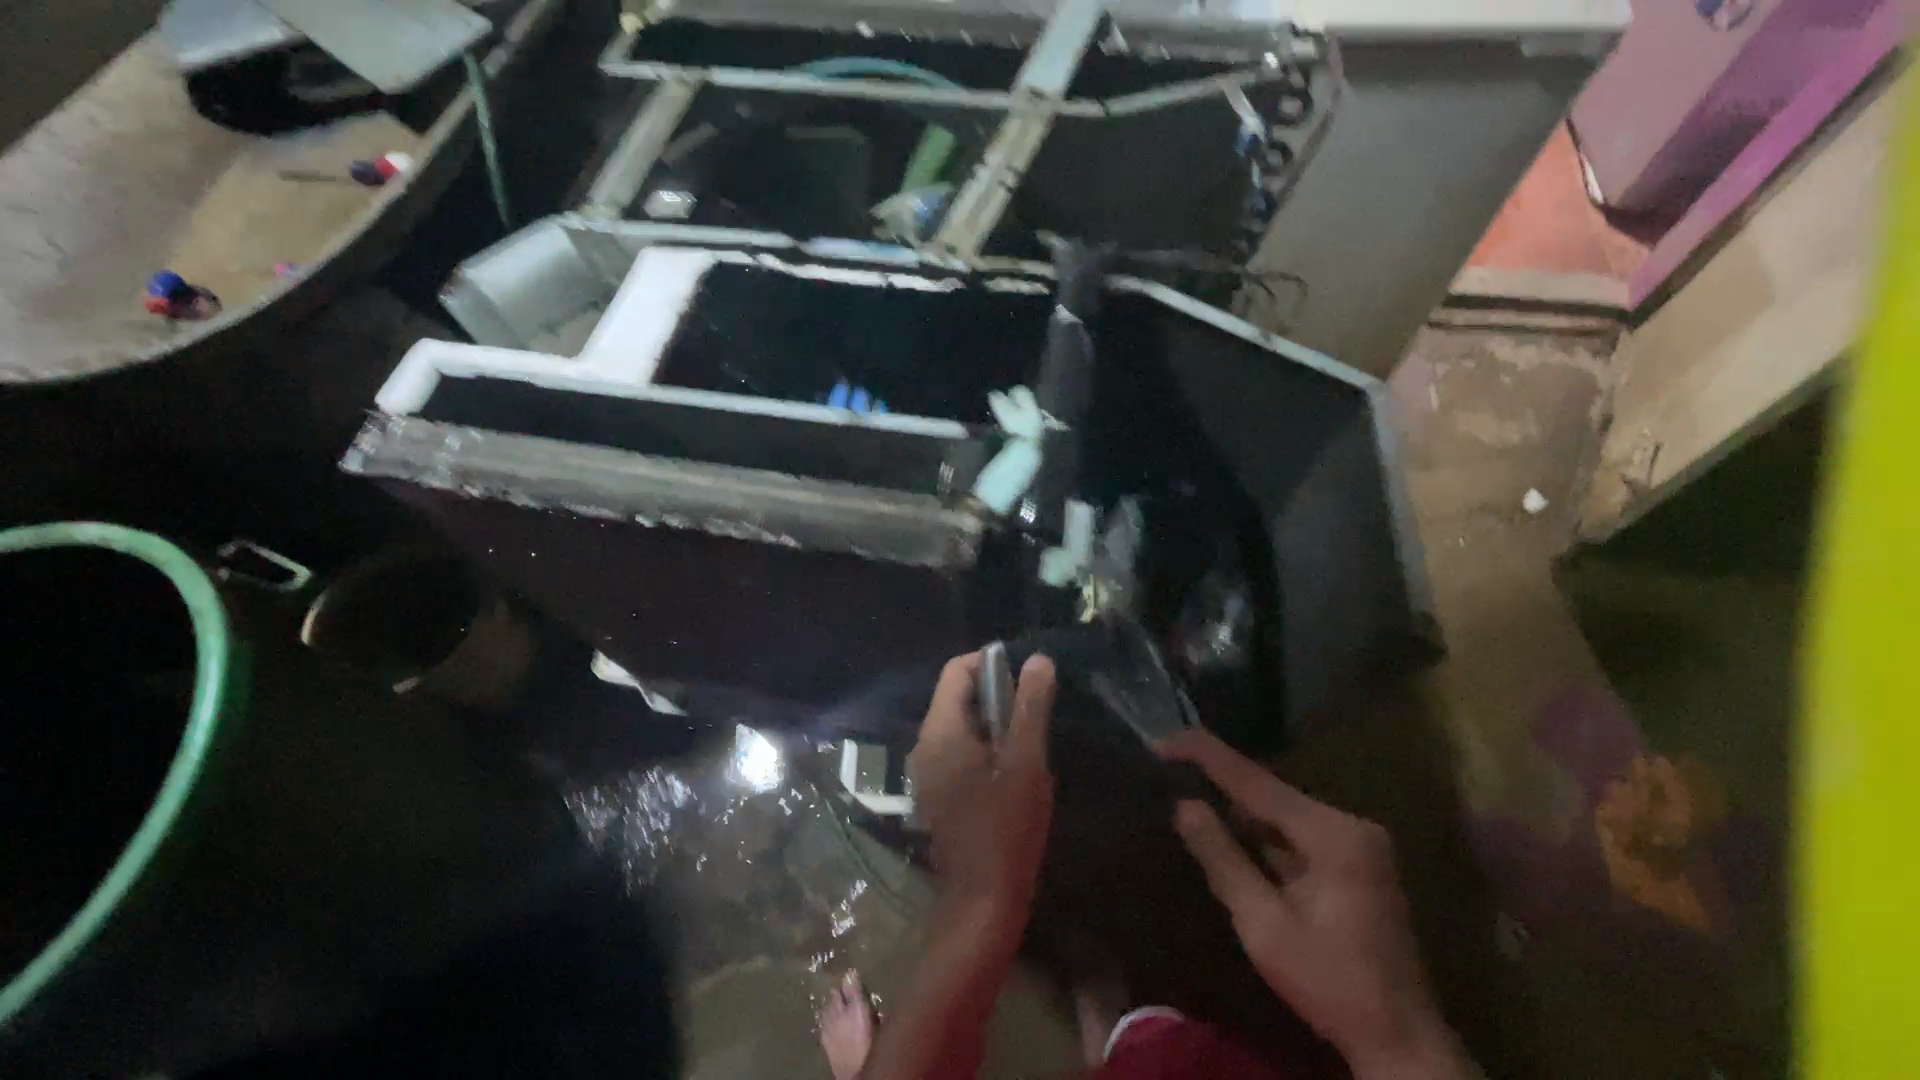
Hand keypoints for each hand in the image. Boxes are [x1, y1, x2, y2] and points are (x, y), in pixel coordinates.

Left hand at [907, 652, 1056, 924]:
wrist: (983, 898)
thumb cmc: (1007, 827)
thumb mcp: (1027, 762)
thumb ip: (1031, 707)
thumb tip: (1037, 659)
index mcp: (940, 732)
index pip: (956, 671)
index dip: (990, 662)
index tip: (1027, 675)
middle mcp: (924, 745)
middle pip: (955, 696)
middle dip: (995, 693)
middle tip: (1035, 708)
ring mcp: (926, 771)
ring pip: (958, 724)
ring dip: (992, 721)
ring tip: (1029, 737)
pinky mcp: (934, 792)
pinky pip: (956, 750)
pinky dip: (982, 745)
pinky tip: (1011, 767)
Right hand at [1160, 729, 1469, 1079]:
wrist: (1401, 1041)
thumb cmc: (1330, 983)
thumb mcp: (1264, 924)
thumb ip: (1223, 859)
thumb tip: (1184, 806)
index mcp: (1334, 833)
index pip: (1257, 782)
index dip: (1207, 756)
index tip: (1163, 741)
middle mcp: (1351, 826)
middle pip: (1271, 794)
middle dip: (1219, 780)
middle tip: (1168, 765)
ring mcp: (1358, 846)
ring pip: (1283, 815)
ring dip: (1239, 809)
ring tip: (1186, 789)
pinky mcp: (1356, 866)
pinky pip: (1297, 836)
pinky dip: (1261, 834)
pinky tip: (1227, 830)